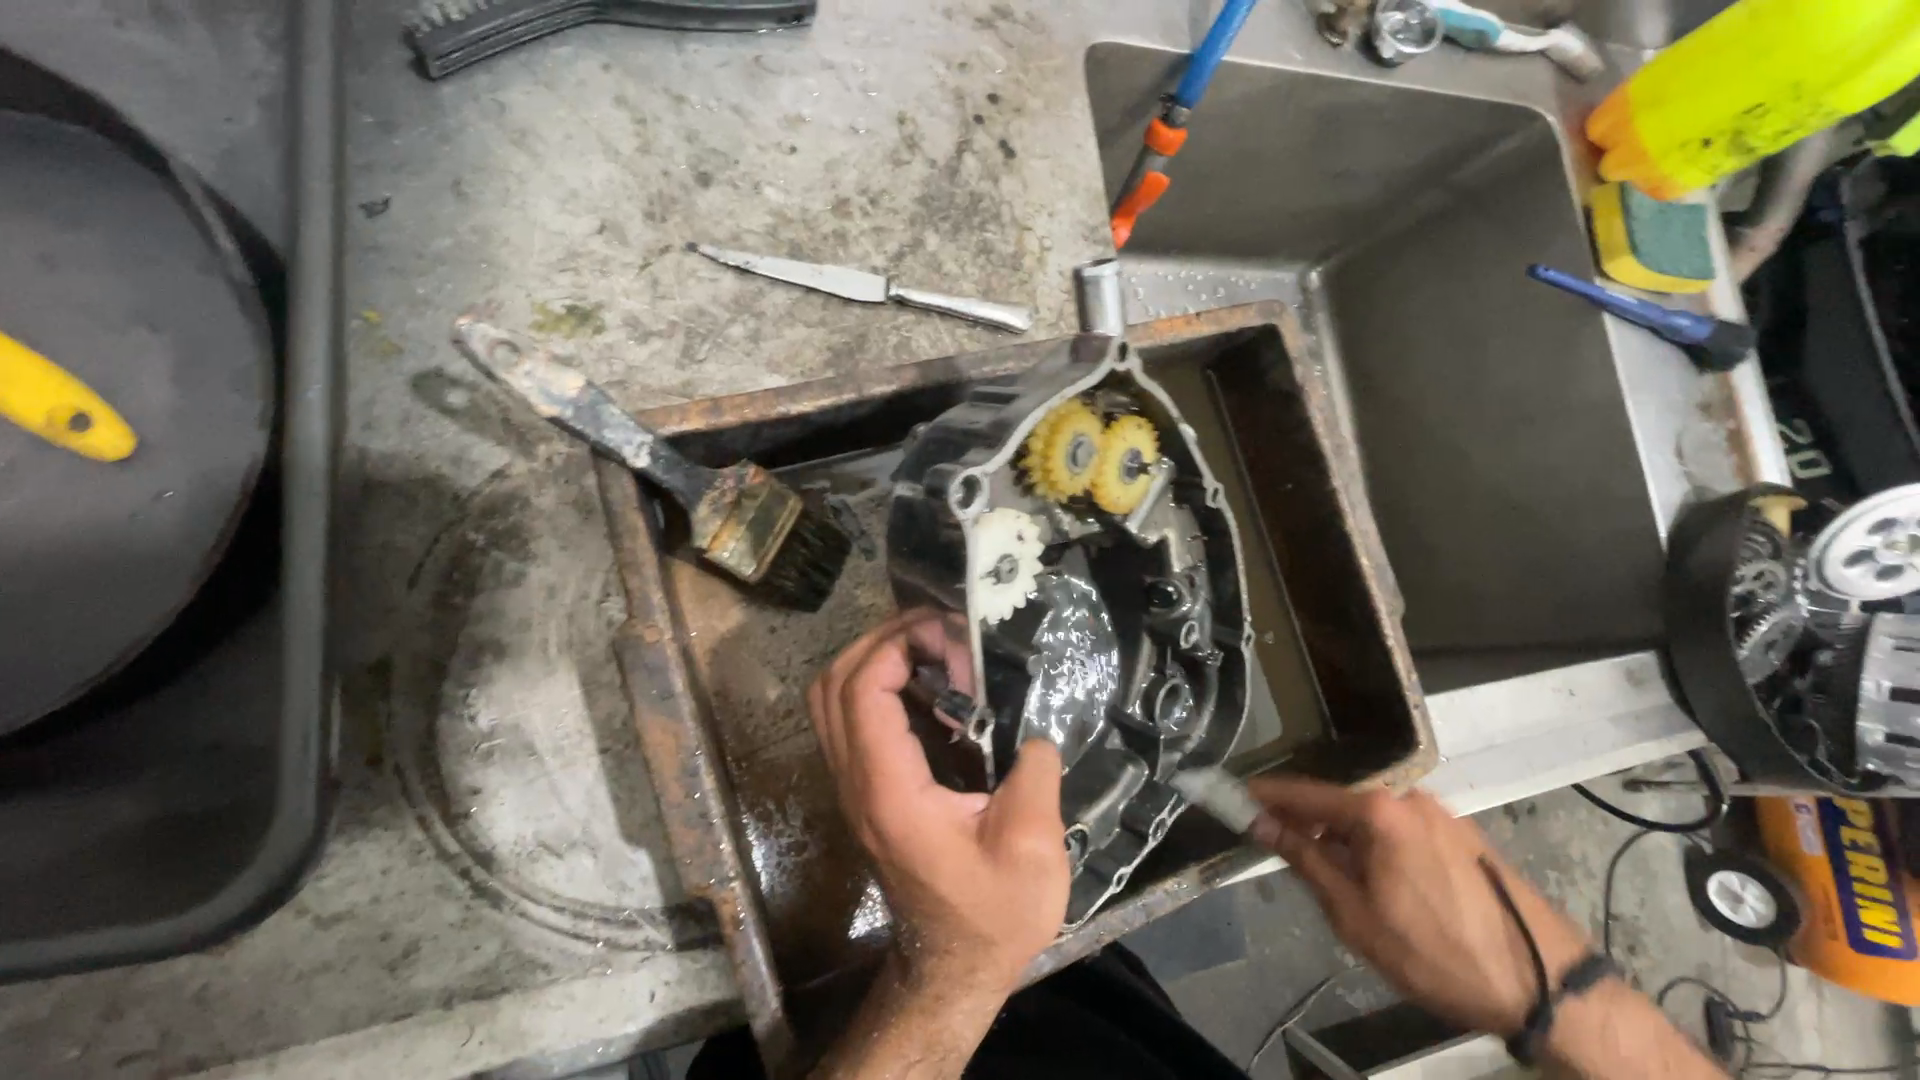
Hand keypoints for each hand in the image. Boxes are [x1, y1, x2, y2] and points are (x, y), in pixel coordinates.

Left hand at [808, 610, 1069, 995]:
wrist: (952, 969)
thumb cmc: (991, 917)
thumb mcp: (1033, 850)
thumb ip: (1036, 776)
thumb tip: (1035, 733)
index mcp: (891, 792)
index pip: (863, 692)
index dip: (897, 646)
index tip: (949, 635)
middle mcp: (857, 784)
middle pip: (833, 685)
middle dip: (880, 640)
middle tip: (938, 630)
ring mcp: (854, 789)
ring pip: (831, 702)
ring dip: (873, 661)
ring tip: (930, 648)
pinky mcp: (865, 794)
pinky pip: (848, 722)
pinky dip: (876, 688)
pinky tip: (929, 688)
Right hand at [1247, 778, 1591, 1034]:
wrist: (1544, 986)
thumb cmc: (1435, 952)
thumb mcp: (1354, 914)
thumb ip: (1304, 858)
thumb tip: (1261, 823)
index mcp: (1378, 810)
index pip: (1303, 792)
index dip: (1263, 797)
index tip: (1232, 799)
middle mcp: (1408, 797)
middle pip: (1338, 801)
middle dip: (1305, 820)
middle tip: (1277, 847)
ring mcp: (1441, 813)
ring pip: (1371, 816)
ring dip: (1342, 836)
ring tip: (1329, 873)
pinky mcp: (1462, 834)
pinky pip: (1400, 827)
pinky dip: (1375, 843)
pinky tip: (1375, 878)